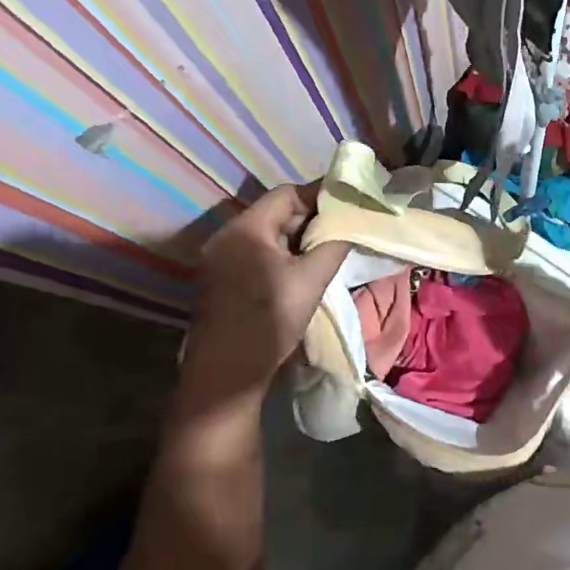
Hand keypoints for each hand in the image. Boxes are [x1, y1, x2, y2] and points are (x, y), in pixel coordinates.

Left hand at [184, 182, 349, 399]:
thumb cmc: (270, 321)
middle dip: (309, 218)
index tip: (346, 207)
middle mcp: (226, 235)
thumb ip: (334, 244)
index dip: (319, 196)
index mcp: (246, 228)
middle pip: (275, 211)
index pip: (287, 194)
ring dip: (295, 237)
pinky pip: (254, 250)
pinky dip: (278, 252)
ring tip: (324, 249)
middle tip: (340, 230)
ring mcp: (218, 257)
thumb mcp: (311, 280)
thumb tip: (352, 223)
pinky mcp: (218, 277)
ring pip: (265, 232)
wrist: (226, 376)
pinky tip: (300, 268)